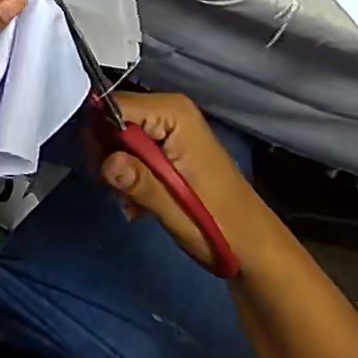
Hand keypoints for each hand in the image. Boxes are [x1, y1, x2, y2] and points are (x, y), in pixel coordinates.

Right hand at [98, 92, 281, 272]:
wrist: (257, 251)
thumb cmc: (223, 229)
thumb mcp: (177, 210)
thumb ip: (140, 183)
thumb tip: (107, 162)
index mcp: (173, 113)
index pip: (112, 105)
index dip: (100, 136)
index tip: (100, 172)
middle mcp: (168, 109)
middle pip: (111, 118)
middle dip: (108, 156)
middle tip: (116, 192)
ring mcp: (167, 125)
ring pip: (116, 135)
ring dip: (116, 169)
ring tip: (130, 201)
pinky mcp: (166, 141)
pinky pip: (129, 146)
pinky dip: (127, 172)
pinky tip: (137, 199)